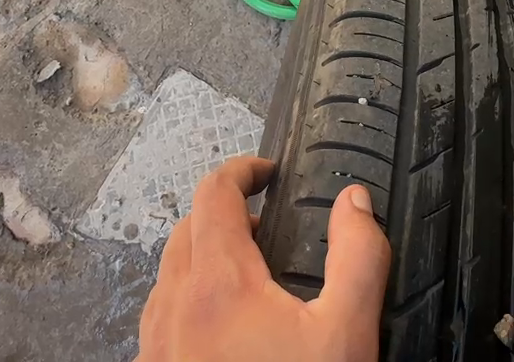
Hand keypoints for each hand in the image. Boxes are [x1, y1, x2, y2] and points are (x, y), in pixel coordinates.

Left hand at [136, 156, 391, 361]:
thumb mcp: (345, 335)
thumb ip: (359, 256)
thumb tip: (355, 200)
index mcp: (217, 283)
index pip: (214, 193)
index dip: (242, 169)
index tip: (270, 171)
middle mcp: (173, 309)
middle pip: (187, 228)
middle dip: (225, 211)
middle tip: (267, 225)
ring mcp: (154, 350)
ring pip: (168, 274)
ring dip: (203, 254)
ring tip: (248, 273)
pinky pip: (161, 317)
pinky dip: (189, 297)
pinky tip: (225, 331)